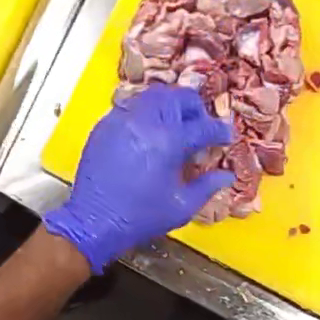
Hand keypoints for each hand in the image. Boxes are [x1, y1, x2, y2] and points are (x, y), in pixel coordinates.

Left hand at [43, 85, 236, 272]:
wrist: (94, 222)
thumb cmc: (140, 218)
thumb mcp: (181, 207)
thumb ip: (207, 187)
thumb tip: (226, 176)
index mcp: (168, 141)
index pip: (203, 126)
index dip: (220, 130)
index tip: (226, 136)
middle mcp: (145, 121)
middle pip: (179, 97)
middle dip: (195, 110)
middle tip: (200, 129)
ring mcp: (122, 120)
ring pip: (153, 97)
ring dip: (170, 107)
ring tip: (175, 129)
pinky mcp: (105, 126)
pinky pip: (131, 108)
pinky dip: (146, 114)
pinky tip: (149, 135)